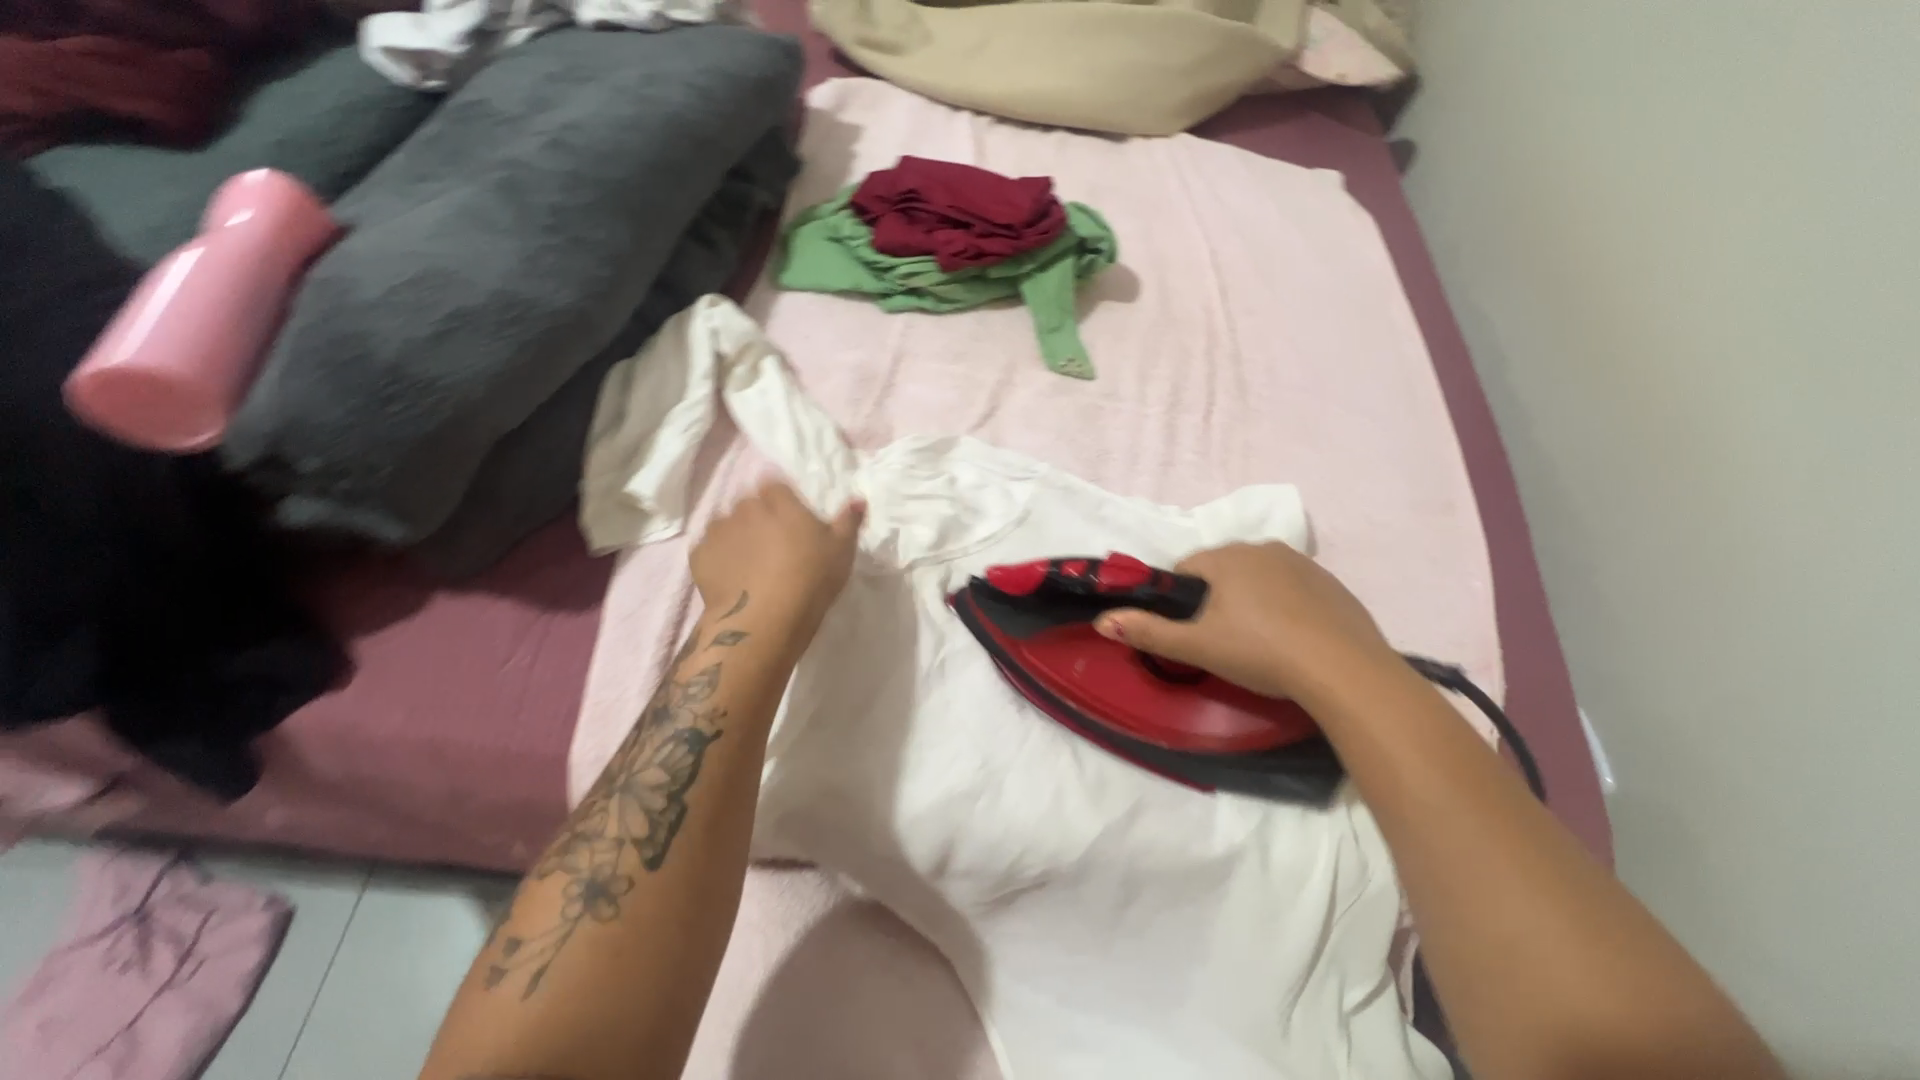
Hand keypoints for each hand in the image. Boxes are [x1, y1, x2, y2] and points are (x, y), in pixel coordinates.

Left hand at [690, 482, 864, 637]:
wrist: (765, 620)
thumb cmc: (811, 580)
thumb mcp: (842, 552)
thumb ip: (848, 521)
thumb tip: (857, 499)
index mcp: (779, 502)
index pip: (774, 486)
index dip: (780, 500)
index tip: (789, 520)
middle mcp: (745, 508)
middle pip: (749, 504)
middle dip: (757, 517)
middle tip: (771, 545)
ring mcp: (718, 530)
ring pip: (726, 524)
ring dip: (736, 536)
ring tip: (748, 563)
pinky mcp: (699, 555)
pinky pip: (708, 548)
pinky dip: (717, 557)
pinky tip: (730, 577)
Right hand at [1095, 542, 1402, 705]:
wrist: (1343, 670)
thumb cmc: (1261, 652)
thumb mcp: (1198, 647)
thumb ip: (1149, 632)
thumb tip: (1103, 621)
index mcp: (1228, 557)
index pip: (1187, 567)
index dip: (1181, 600)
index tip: (1191, 632)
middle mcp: (1265, 548)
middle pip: (1224, 571)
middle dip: (1217, 599)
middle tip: (1223, 642)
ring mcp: (1304, 564)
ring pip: (1261, 579)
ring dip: (1252, 601)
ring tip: (1260, 645)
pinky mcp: (1333, 584)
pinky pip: (1295, 590)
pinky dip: (1287, 609)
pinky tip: (1293, 641)